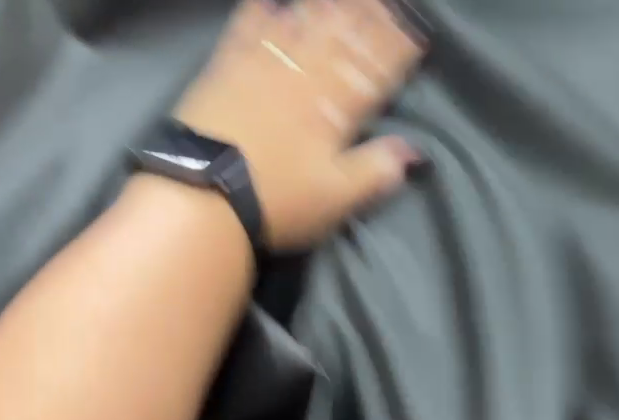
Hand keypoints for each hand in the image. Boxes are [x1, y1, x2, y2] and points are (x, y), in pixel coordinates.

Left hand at [174, 0, 425, 249]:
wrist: (204, 192)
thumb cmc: (278, 200)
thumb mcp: (337, 197)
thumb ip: (376, 170)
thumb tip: (414, 151)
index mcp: (336, 108)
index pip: (375, 70)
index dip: (397, 50)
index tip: (414, 34)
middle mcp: (304, 76)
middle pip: (342, 38)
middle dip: (367, 17)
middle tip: (383, 2)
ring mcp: (264, 65)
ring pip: (303, 22)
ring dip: (327, 6)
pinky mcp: (226, 66)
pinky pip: (250, 25)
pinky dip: (265, 10)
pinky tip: (275, 3)